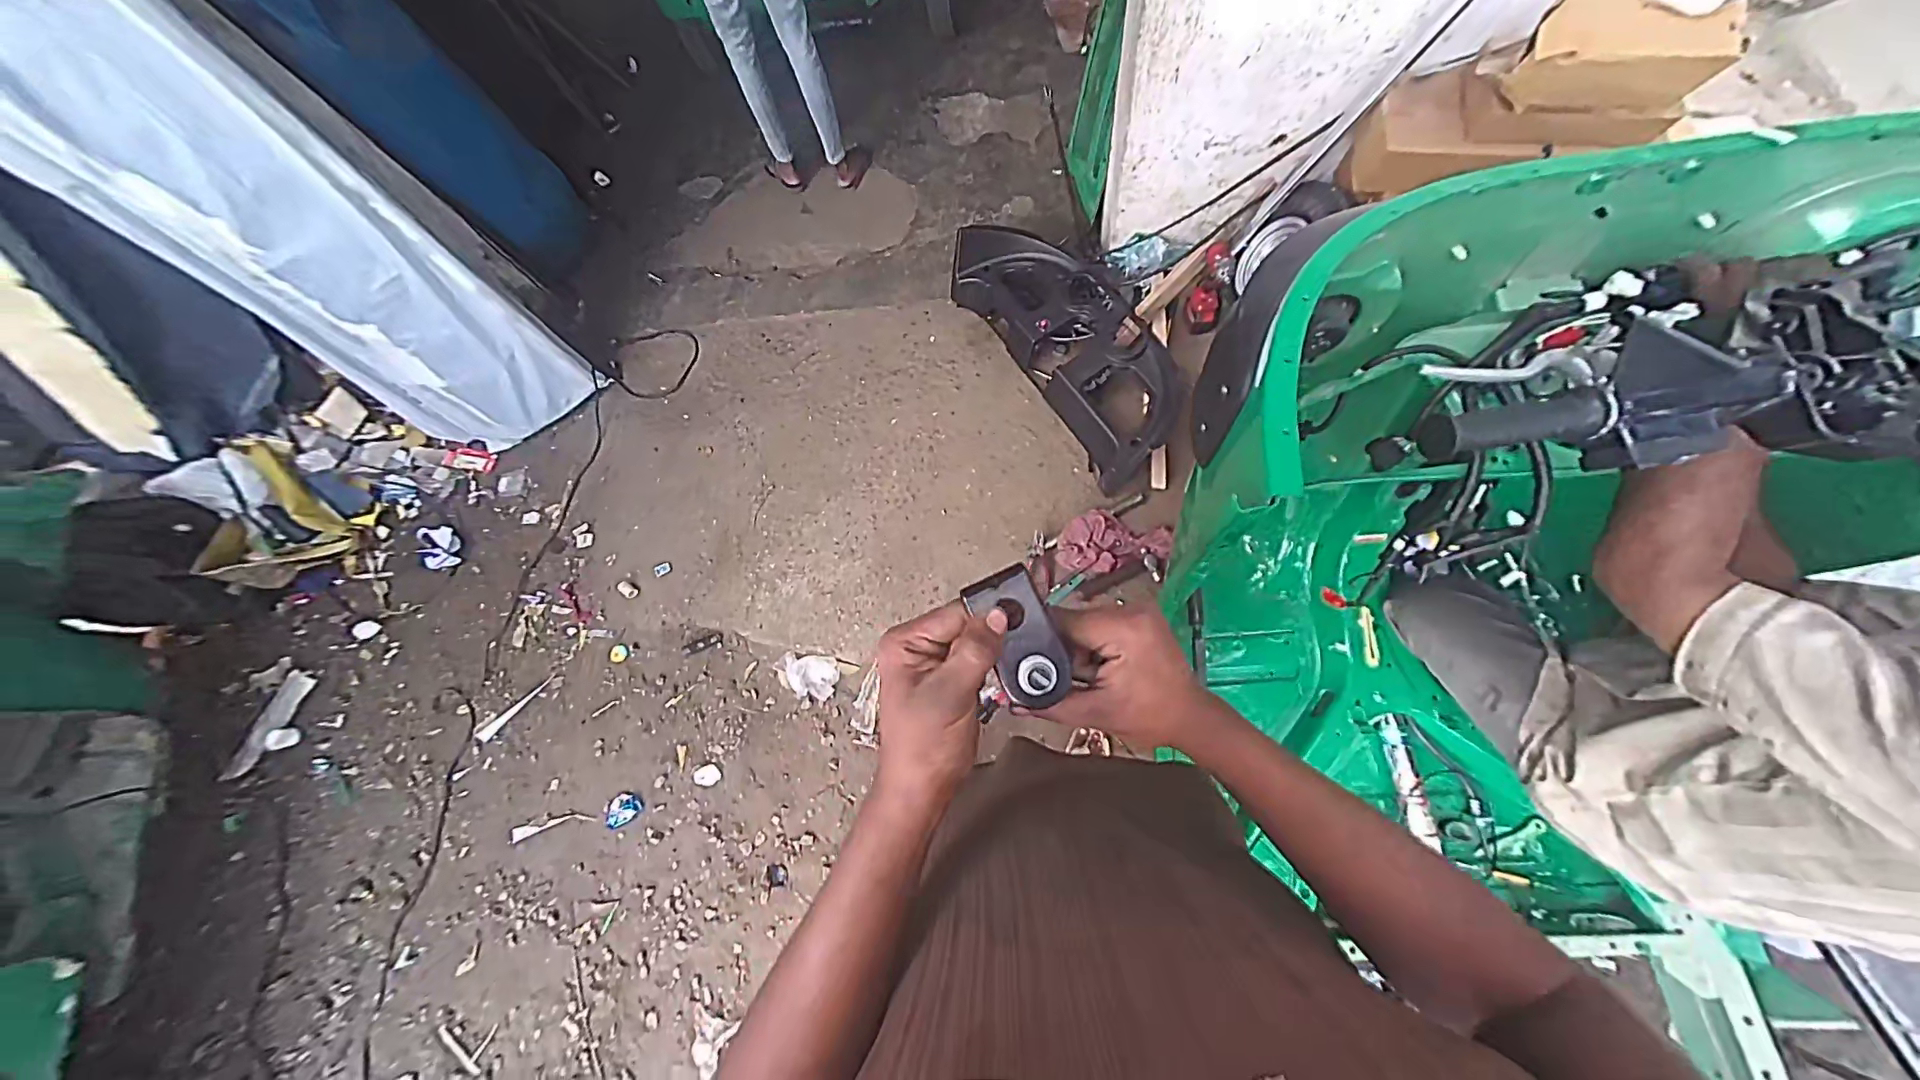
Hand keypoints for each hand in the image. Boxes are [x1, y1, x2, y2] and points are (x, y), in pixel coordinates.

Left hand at [873, 602, 1006, 804]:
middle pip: (966, 624)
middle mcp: (915, 648)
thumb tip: (995, 617)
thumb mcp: (950, 693)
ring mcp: (932, 664)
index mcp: (903, 643)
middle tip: (1007, 653)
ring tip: (995, 673)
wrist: (923, 788)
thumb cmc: (920, 750)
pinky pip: (976, 658)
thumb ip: (974, 651)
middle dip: (990, 638)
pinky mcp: (949, 678)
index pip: (954, 613)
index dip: (986, 618)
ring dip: (991, 653)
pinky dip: (990, 666)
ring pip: (975, 641)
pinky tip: (993, 679)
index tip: (1015, 620)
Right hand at [1023, 605, 1236, 752]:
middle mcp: (1131, 609)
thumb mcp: (1096, 713)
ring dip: (1078, 646)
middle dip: (1063, 648)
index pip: (1064, 621)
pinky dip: (1092, 644)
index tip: (1030, 662)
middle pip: (1073, 619)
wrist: (1190, 717)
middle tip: (1072, 678)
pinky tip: (1101, 667)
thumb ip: (1050, 704)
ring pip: (1084, 621)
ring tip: (1091, 675)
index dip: (1043, 641)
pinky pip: (1099, 623)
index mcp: (1124, 628)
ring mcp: (1138, 610)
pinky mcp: (1139, 617)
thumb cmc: (1152, 717)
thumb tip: (1013, 701)